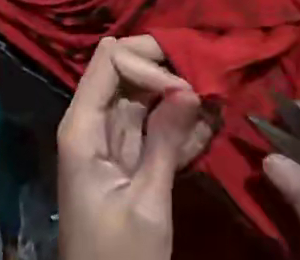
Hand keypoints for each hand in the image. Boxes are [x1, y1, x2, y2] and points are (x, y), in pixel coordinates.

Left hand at [57, 36, 213, 259]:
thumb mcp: (146, 204)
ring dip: (180, 93)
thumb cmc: (118, 259)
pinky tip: (209, 124)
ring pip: (145, 92)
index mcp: (83, 127)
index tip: (184, 88)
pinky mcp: (130, 155)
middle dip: (167, 69)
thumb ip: (166, 141)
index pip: (111, 59)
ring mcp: (112, 137)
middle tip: (206, 79)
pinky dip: (180, 120)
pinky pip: (155, 121)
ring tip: (216, 100)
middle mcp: (94, 122)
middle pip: (127, 67)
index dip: (148, 63)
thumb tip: (190, 86)